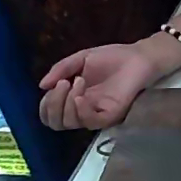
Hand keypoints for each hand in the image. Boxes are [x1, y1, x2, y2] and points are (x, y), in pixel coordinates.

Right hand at [37, 40, 167, 129]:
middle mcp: (83, 110)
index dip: (46, 104)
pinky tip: (81, 96)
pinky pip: (89, 122)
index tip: (55, 83)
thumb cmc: (113, 57)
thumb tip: (42, 86)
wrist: (138, 56)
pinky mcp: (110, 115)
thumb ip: (61, 69)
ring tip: (77, 81)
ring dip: (66, 102)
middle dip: (52, 104)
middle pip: (55, 123)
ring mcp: (96, 114)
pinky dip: (80, 111)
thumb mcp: (80, 59)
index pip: (50, 114)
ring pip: (69, 123)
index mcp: (74, 98)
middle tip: (63, 83)